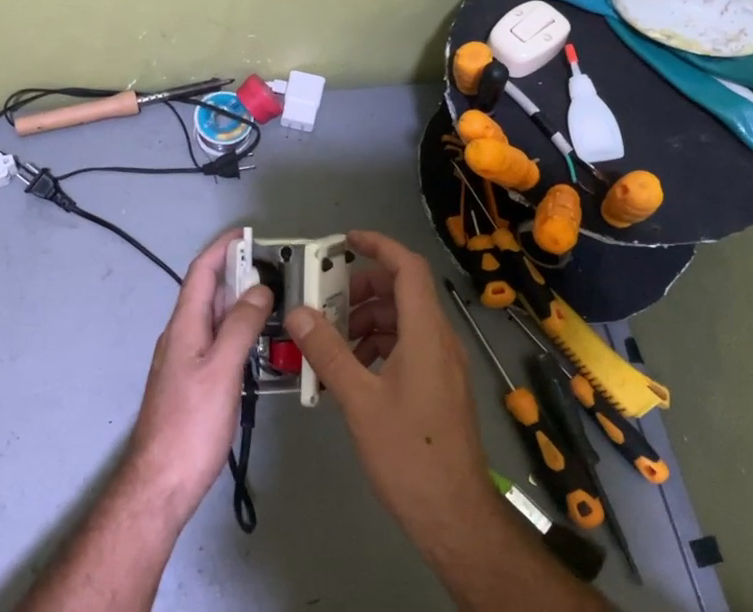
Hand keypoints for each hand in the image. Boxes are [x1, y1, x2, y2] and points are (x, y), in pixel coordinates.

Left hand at [121, 229, 271, 527]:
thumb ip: (240, 327)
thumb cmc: (191, 424)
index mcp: (184, 327)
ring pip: (215, 320)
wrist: (163, 481)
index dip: (222, 248)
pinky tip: (261, 343)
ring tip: (276, 299)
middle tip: (276, 267)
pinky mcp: (194, 384)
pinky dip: (240, 333)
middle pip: (208, 294)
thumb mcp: (221, 370)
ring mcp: (186, 361)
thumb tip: (258, 288)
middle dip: (237, 273)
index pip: (201, 273)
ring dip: (241, 303)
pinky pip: (219, 344)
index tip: (247, 232)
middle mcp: (182, 337)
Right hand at [285, 231, 490, 544]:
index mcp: (426, 334)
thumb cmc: (407, 452)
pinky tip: (354, 369)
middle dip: (364, 288)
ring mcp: (443, 365)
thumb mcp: (359, 400)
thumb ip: (328, 352)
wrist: (453, 512)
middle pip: (405, 292)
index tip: (346, 241)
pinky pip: (409, 346)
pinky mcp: (440, 387)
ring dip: (369, 319)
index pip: (409, 269)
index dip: (379, 246)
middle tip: (328, 301)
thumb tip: (299, 312)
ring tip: (333, 340)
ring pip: (405, 320)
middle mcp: (440, 341)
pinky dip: (379, 345)